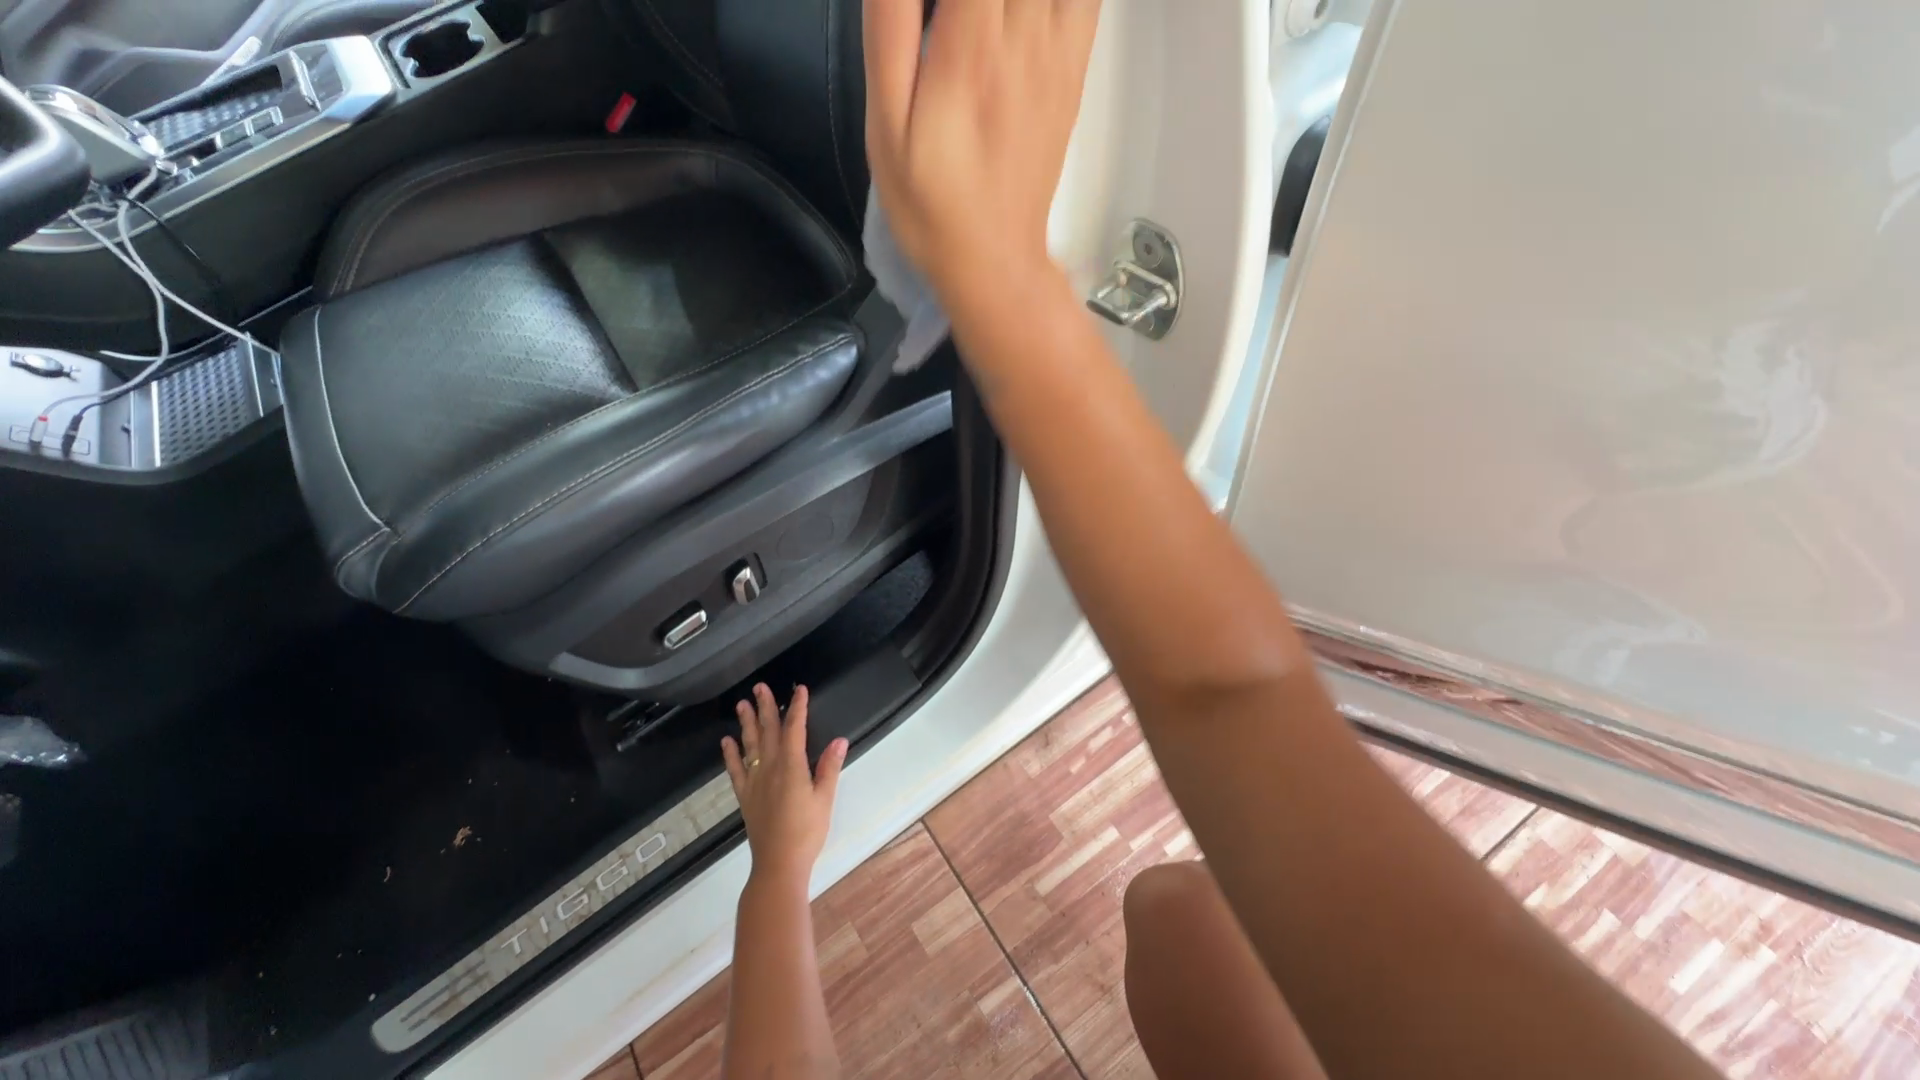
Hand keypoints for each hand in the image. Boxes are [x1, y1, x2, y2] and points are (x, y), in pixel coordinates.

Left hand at [722, 684, 847, 882]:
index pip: (795, 729)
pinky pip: (735, 770)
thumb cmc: (807, 831)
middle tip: (760, 687)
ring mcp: (754, 782)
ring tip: (742, 704)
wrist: (778, 863)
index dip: (797, 707)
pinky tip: (727, 742)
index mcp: (792, 766)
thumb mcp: (825, 799)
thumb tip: (839, 740)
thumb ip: (829, 768)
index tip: (799, 689)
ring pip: (749, 745)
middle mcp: (769, 768)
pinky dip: (731, 754)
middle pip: (768, 731)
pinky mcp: (745, 796)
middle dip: (765, 707)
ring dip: (746, 724)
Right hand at [864, 0, 1103, 301]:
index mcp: (972, 45)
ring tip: (979, 8)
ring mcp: (1059, 54)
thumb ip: (892, 28)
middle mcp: (1027, 37)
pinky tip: (1025, 7)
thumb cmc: (929, 202)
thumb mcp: (887, 123)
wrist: (993, 261)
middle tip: (954, 5)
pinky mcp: (1074, 73)